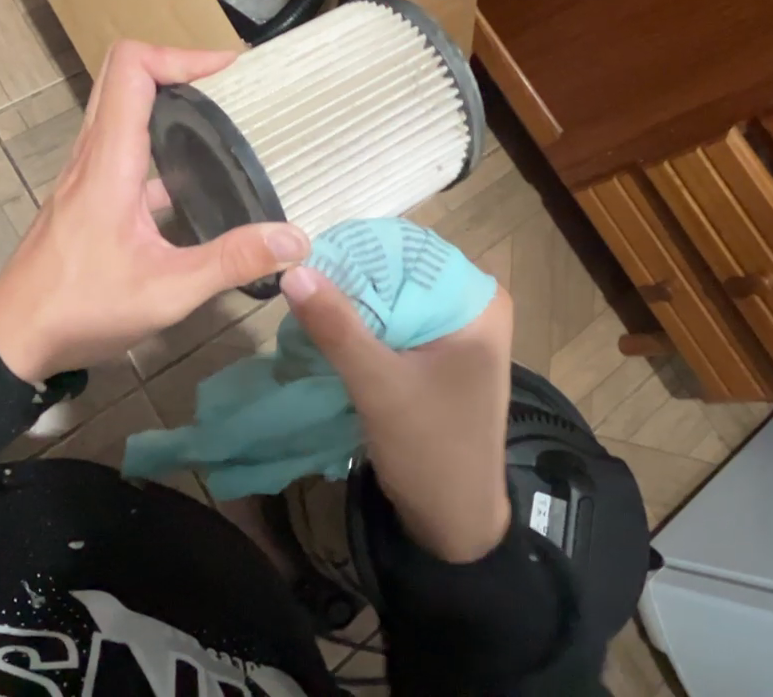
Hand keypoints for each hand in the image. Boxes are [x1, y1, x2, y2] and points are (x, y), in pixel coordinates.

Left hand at [0, 41, 311, 382]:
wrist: (13, 338)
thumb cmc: (82, 308)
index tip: (227, 71)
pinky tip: (191, 186)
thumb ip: (232, 262)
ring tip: (219, 125)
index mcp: (109, 161)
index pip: (131, 68)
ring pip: (119, 111)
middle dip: (177, 69)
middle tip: (230, 90)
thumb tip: (294, 238)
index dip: (178, 55)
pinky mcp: (85, 197)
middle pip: (123, 77)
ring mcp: (84, 175)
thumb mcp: (167, 291)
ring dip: (165, 104)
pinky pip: (120, 149)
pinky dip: (156, 146)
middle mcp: (92, 155)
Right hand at [282, 267, 513, 562]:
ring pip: (393, 296)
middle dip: (353, 277)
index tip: (310, 259)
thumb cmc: (430, 450)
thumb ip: (337, 326)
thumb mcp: (379, 385)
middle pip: (401, 272)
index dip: (360, 251)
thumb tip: (294, 269)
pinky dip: (362, 323)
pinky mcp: (436, 352)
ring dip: (353, 301)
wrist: (453, 521)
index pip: (412, 251)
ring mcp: (455, 330)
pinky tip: (327, 327)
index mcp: (479, 302)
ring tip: (306, 301)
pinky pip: (393, 320)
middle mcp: (472, 306)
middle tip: (301, 282)